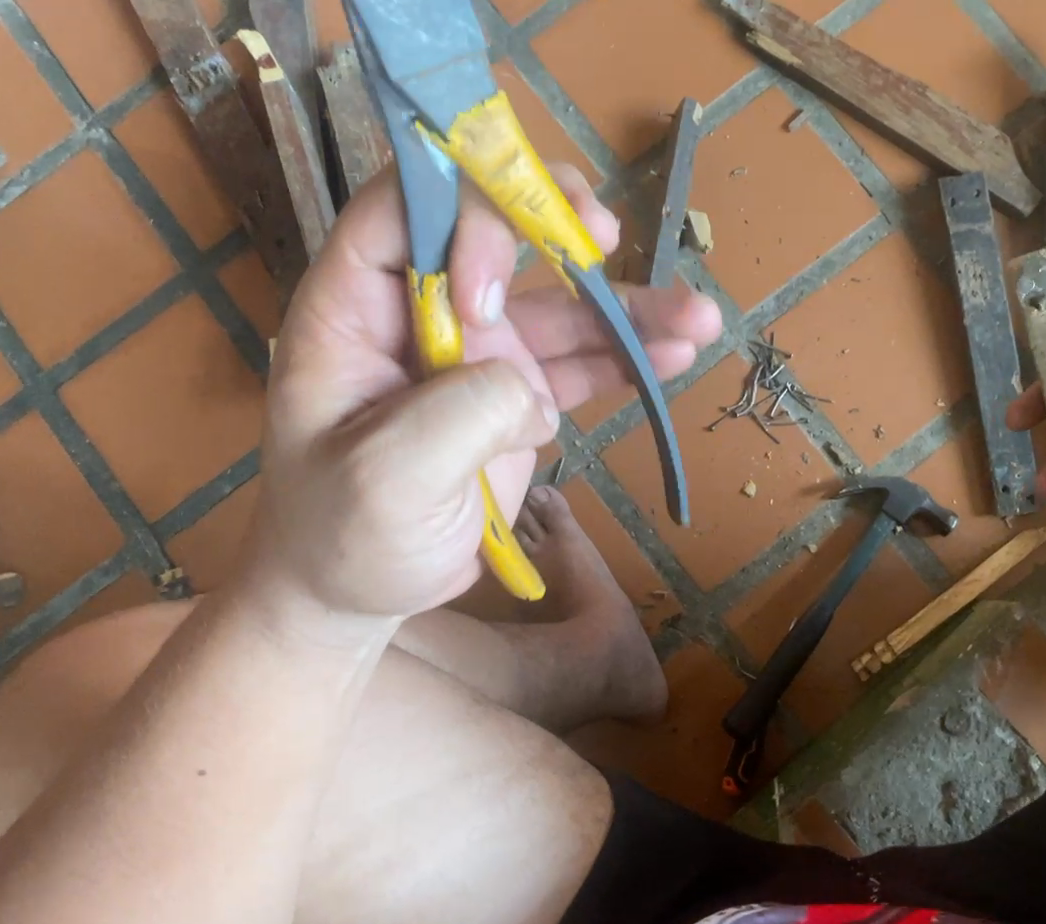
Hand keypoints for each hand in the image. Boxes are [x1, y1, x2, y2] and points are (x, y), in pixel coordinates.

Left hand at [245, 166, 722, 625]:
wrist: (364, 588)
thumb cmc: (346, 536)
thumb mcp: (387, 478)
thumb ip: (462, 412)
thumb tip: (534, 391)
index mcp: (357, 310)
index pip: (405, 212)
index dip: (458, 221)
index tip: (493, 299)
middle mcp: (423, 314)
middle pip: (495, 232)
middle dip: (555, 223)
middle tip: (606, 235)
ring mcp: (478, 355)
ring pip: (559, 303)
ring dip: (628, 303)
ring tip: (699, 316)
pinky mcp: (518, 397)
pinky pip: (581, 365)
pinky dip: (629, 360)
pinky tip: (678, 355)